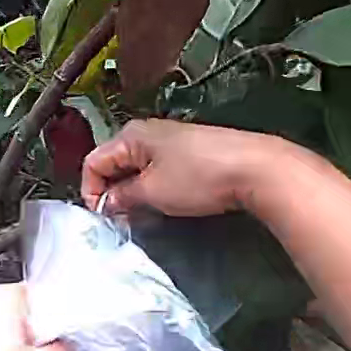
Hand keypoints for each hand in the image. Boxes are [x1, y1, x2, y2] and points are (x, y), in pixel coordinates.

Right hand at [80, 119, 290, 216]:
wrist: (259, 169)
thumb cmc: (199, 178)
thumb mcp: (151, 193)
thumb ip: (121, 198)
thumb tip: (107, 204)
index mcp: (130, 136)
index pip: (93, 163)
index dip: (92, 191)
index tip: (103, 216)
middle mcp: (146, 132)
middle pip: (113, 164)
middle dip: (112, 192)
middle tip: (121, 218)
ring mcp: (170, 139)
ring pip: (135, 168)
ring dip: (133, 191)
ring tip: (144, 212)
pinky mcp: (189, 150)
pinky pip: (156, 168)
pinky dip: (153, 185)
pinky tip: (167, 201)